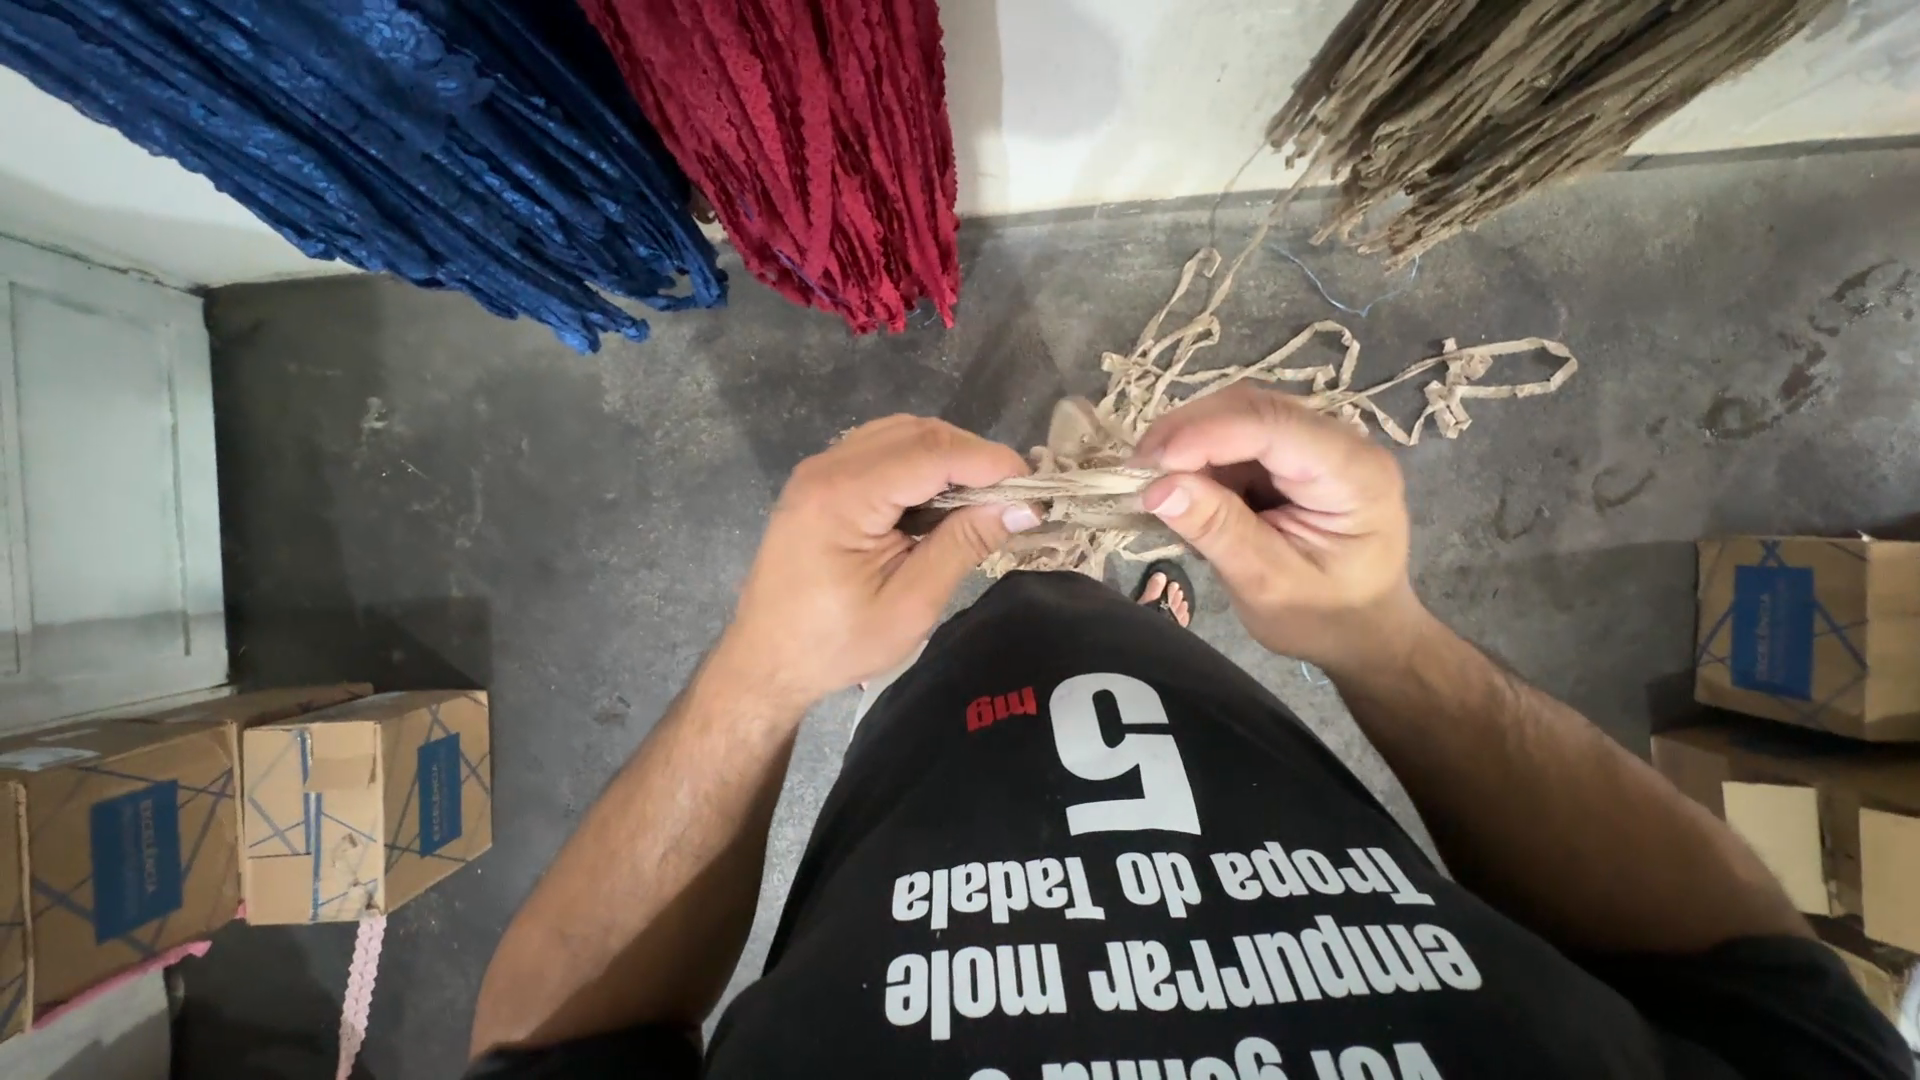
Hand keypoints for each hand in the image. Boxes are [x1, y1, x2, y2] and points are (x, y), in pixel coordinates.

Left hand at [717, 416, 1036, 707]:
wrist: (766, 661)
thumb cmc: (837, 644)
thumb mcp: (911, 604)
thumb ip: (963, 545)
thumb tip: (1022, 507)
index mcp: (842, 496)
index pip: (930, 453)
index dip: (989, 461)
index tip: (1033, 486)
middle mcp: (826, 467)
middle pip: (916, 433)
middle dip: (972, 456)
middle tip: (1012, 496)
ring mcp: (819, 470)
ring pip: (899, 435)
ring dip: (947, 457)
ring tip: (981, 499)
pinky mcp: (820, 482)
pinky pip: (880, 451)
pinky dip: (918, 464)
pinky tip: (937, 499)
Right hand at [1133, 384, 1422, 671]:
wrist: (1358, 629)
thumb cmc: (1321, 617)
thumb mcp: (1265, 583)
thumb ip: (1217, 530)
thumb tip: (1156, 489)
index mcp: (1354, 474)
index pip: (1274, 427)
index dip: (1206, 434)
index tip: (1149, 463)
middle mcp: (1341, 442)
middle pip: (1253, 408)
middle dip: (1188, 432)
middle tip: (1135, 471)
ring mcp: (1315, 443)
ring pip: (1238, 414)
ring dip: (1187, 440)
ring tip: (1149, 478)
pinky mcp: (1291, 453)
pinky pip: (1235, 435)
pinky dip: (1198, 455)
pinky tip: (1177, 483)